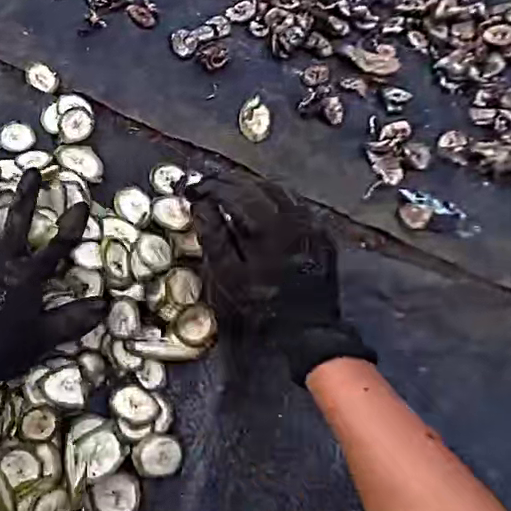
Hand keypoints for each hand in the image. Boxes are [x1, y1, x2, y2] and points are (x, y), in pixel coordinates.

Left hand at [0, 168, 107, 417]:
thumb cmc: (8, 348)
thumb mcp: (46, 336)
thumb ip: (74, 319)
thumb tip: (106, 305)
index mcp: (28, 277)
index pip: (57, 246)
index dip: (71, 225)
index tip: (81, 203)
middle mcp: (3, 261)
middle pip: (17, 222)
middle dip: (27, 196)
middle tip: (32, 171)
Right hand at [184, 173, 374, 384]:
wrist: (307, 327)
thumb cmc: (260, 303)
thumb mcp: (227, 273)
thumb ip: (213, 235)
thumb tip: (200, 205)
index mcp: (268, 227)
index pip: (235, 192)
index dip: (210, 188)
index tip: (191, 191)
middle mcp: (294, 218)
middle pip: (257, 185)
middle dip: (227, 182)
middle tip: (204, 187)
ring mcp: (311, 224)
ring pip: (277, 190)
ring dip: (248, 187)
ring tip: (224, 192)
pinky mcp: (319, 232)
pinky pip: (292, 204)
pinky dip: (268, 198)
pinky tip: (254, 206)